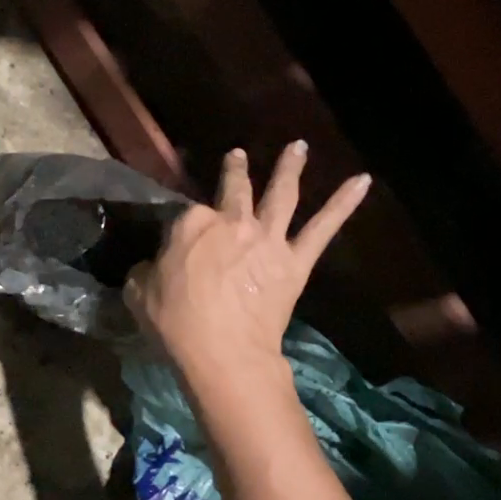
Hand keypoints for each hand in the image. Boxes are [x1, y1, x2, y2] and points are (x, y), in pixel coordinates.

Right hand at [126, 142, 369, 376]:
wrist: (224, 352)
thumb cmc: (175, 323)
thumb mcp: (138, 293)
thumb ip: (144, 272)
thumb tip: (150, 268)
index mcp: (191, 225)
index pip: (185, 214)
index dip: (181, 226)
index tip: (177, 236)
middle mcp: (232, 221)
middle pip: (234, 190)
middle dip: (235, 170)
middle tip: (238, 155)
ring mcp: (268, 238)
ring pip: (281, 194)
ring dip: (290, 167)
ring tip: (298, 147)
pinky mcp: (296, 261)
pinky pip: (323, 228)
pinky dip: (344, 203)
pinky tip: (363, 180)